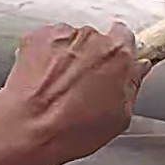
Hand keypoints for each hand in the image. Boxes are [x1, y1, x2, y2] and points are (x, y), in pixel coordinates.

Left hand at [0, 22, 145, 164]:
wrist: (29, 128)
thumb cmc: (71, 128)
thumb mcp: (119, 117)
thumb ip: (132, 86)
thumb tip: (135, 72)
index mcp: (119, 55)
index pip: (126, 37)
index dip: (120, 54)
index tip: (115, 66)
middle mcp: (92, 38)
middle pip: (97, 40)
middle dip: (93, 58)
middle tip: (85, 87)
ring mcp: (63, 36)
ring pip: (71, 41)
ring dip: (69, 58)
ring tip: (60, 89)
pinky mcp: (37, 37)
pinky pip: (48, 42)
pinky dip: (46, 57)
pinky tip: (45, 81)